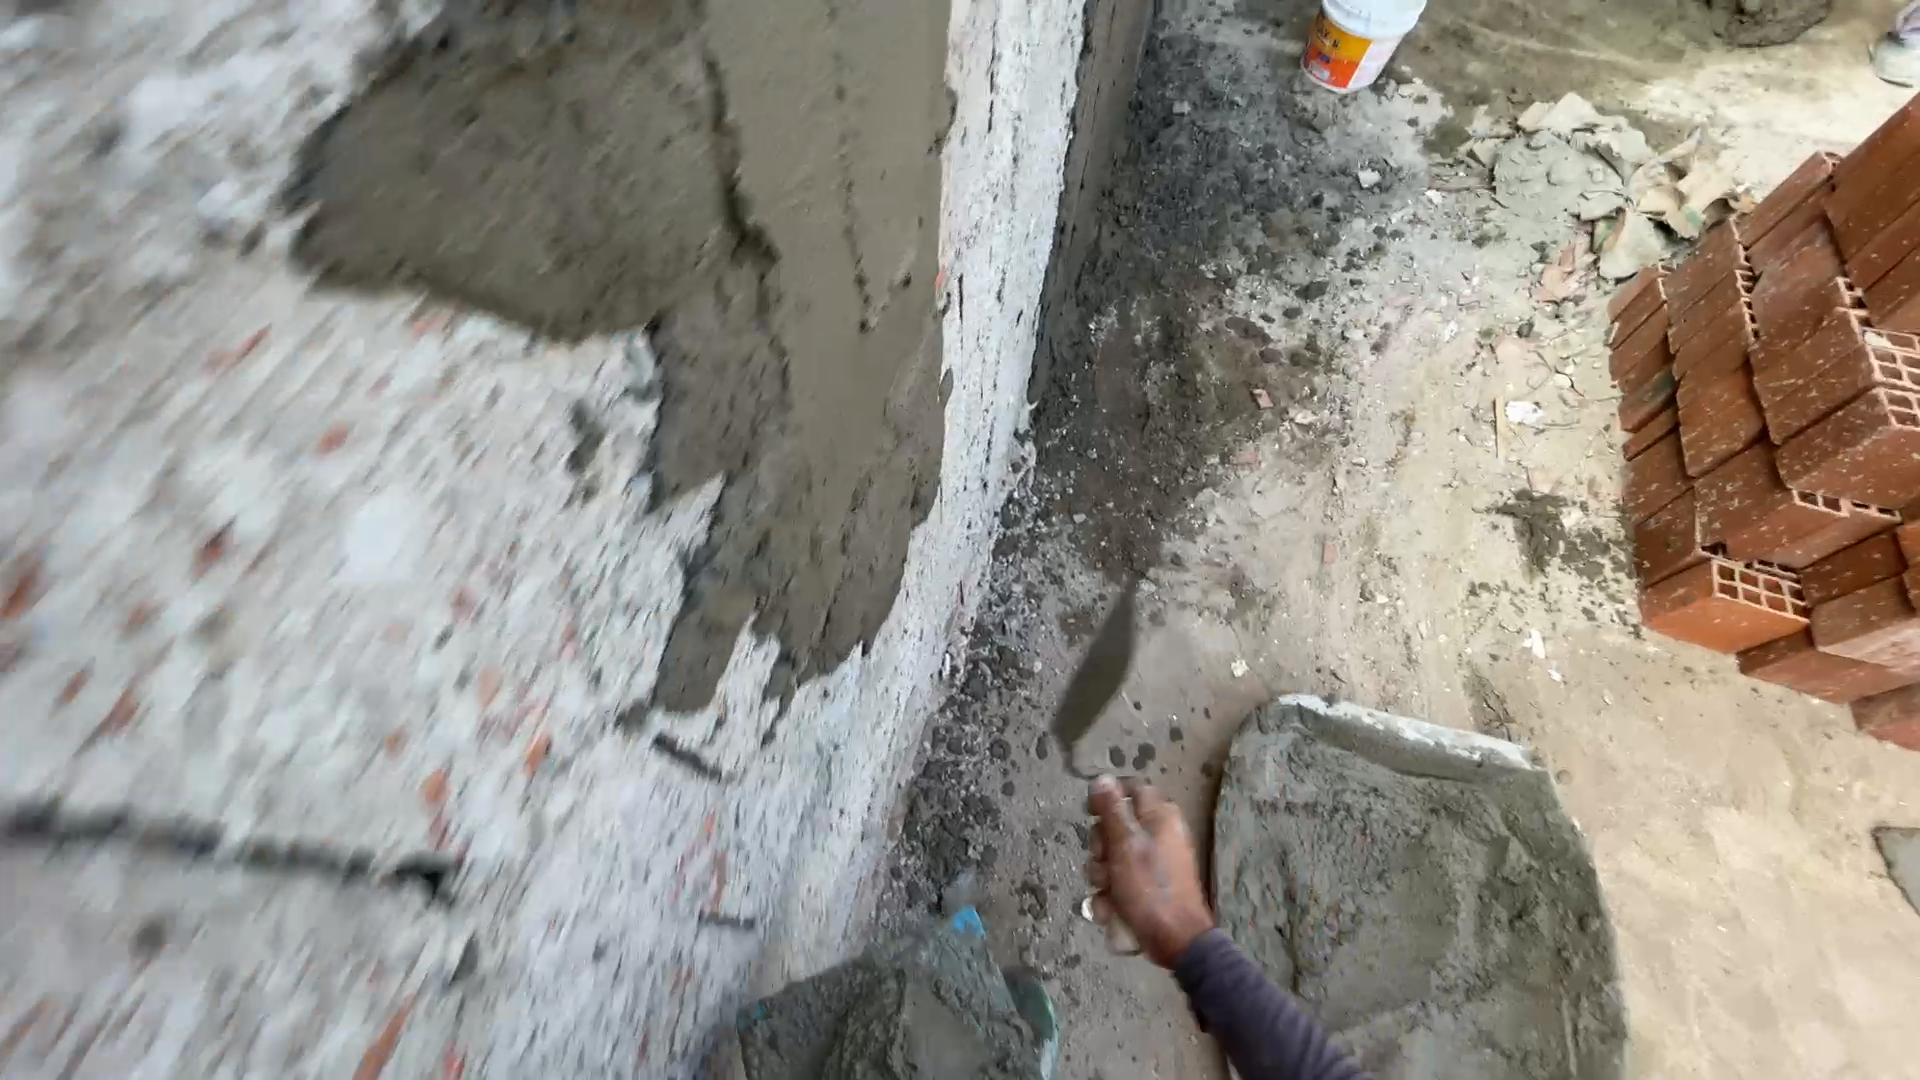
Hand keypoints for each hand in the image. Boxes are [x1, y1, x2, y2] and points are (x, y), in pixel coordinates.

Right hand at [1084, 775, 1214, 967]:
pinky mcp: (1145, 886)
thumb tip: (1102, 778)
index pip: (1128, 789)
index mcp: (1159, 816)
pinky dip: (1111, 894)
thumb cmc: (1150, 888)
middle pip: (1114, 825)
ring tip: (1109, 892)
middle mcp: (1156, 834)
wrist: (1175, 942)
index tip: (1092, 813)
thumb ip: (1112, 810)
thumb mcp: (1126, 844)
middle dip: (1100, 846)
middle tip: (1104, 862)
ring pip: (1111, 856)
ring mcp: (1151, 862)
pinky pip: (1118, 881)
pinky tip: (1111, 908)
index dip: (1107, 799)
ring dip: (1102, 875)